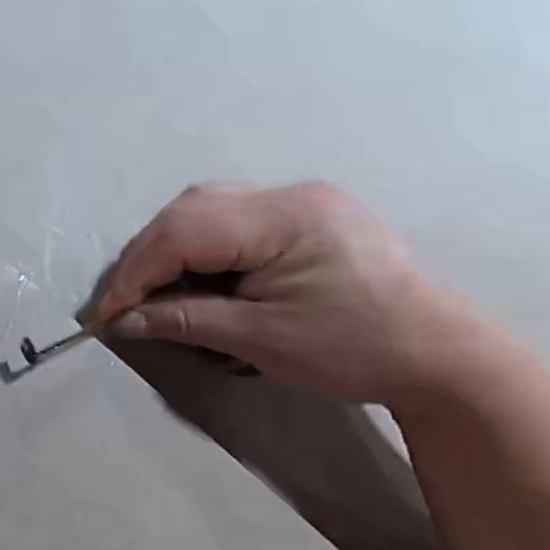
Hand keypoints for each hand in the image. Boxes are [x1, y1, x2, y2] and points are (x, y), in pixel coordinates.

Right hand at [97, 182, 492, 405]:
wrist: (440, 354)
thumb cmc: (352, 349)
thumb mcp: (260, 339)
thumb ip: (186, 320)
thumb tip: (124, 320)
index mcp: (285, 218)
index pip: (185, 230)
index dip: (137, 270)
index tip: (108, 313)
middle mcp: (291, 194)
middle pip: (192, 209)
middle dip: (148, 255)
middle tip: (125, 301)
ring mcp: (301, 200)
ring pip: (208, 208)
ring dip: (170, 247)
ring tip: (153, 289)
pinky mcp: (306, 216)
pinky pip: (233, 218)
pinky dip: (200, 246)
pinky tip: (194, 275)